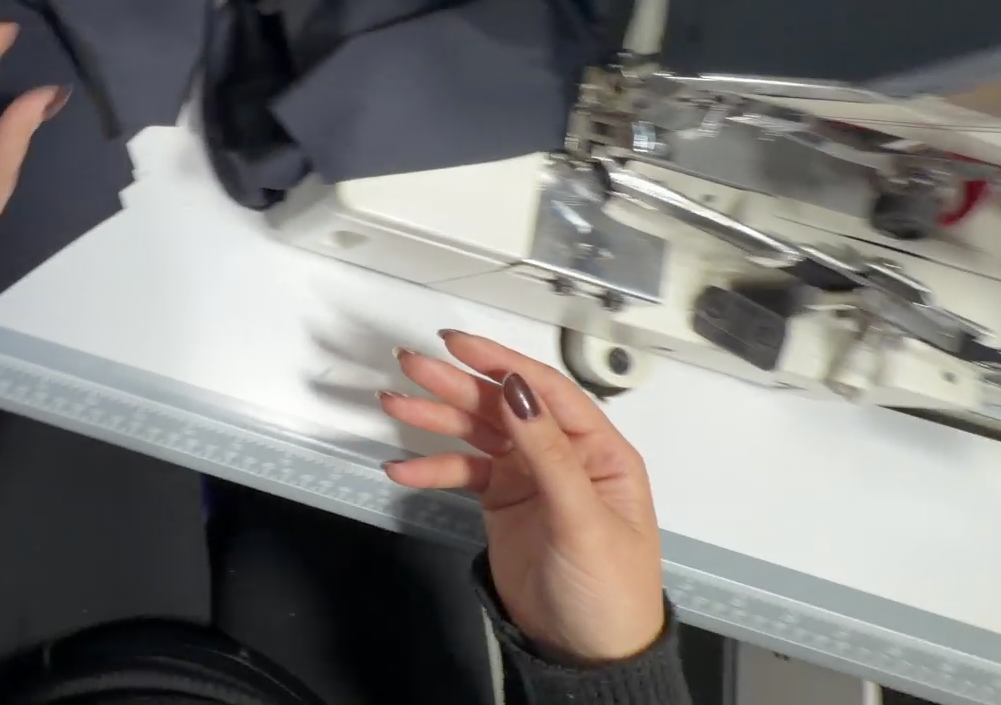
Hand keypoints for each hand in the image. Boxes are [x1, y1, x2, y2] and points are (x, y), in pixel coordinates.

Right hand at [380, 331, 664, 663]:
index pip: (544, 390)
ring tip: (393, 404)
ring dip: (433, 417)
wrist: (584, 656)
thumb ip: (547, 452)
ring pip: (473, 431)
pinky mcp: (498, 495)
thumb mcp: (582, 520)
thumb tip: (517, 388)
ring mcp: (524, 472)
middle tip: (410, 364)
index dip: (499, 362)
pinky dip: (430, 469)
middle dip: (453, 384)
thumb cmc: (607, 590)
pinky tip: (401, 470)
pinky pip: (459, 470)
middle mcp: (558, 452)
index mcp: (596, 450)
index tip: (457, 344)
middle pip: (499, 404)